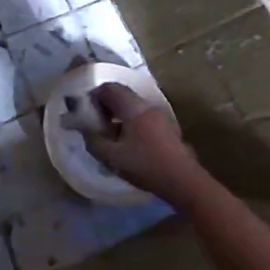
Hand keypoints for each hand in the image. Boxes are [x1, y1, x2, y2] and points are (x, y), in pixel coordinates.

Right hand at [84, 83, 203, 204]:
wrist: (184, 181)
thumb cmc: (146, 166)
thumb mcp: (112, 158)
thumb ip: (94, 142)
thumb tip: (85, 131)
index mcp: (134, 108)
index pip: (110, 89)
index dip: (95, 95)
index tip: (85, 110)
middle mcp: (148, 106)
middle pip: (123, 96)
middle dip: (107, 105)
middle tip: (96, 122)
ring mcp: (161, 116)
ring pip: (134, 107)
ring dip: (120, 115)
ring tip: (111, 134)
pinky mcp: (168, 128)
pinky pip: (144, 117)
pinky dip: (132, 123)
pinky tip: (129, 143)